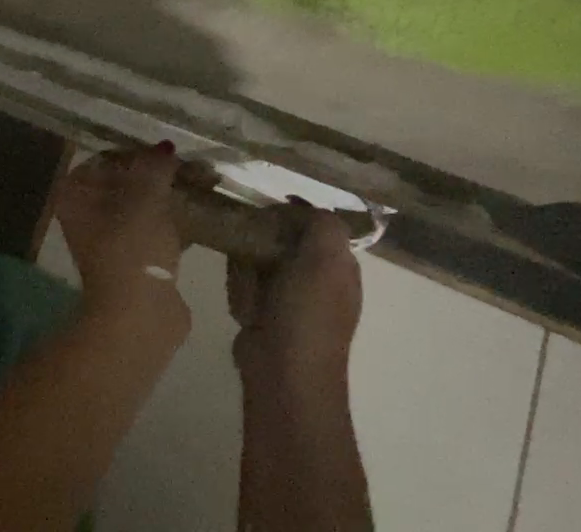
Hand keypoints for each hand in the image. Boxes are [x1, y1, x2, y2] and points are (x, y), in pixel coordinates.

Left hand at [55, 143, 189, 322]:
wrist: (138, 315)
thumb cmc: (132, 247)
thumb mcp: (145, 197)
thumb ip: (155, 166)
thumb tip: (166, 148)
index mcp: (74, 194)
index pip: (107, 159)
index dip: (138, 152)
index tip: (171, 153)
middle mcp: (85, 214)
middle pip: (125, 181)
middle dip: (158, 174)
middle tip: (194, 167)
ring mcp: (109, 239)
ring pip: (142, 206)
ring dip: (170, 196)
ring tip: (204, 183)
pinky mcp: (134, 260)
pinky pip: (155, 229)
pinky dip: (175, 220)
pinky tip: (202, 212)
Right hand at [227, 205, 361, 380]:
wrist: (283, 372)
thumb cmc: (307, 314)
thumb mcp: (324, 261)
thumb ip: (323, 226)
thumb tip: (304, 208)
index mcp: (340, 266)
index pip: (315, 224)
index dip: (290, 214)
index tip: (265, 211)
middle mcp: (319, 279)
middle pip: (281, 239)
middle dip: (262, 242)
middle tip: (251, 247)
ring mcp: (291, 298)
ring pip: (258, 258)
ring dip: (248, 268)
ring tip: (247, 283)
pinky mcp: (264, 312)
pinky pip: (246, 283)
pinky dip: (240, 288)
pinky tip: (243, 304)